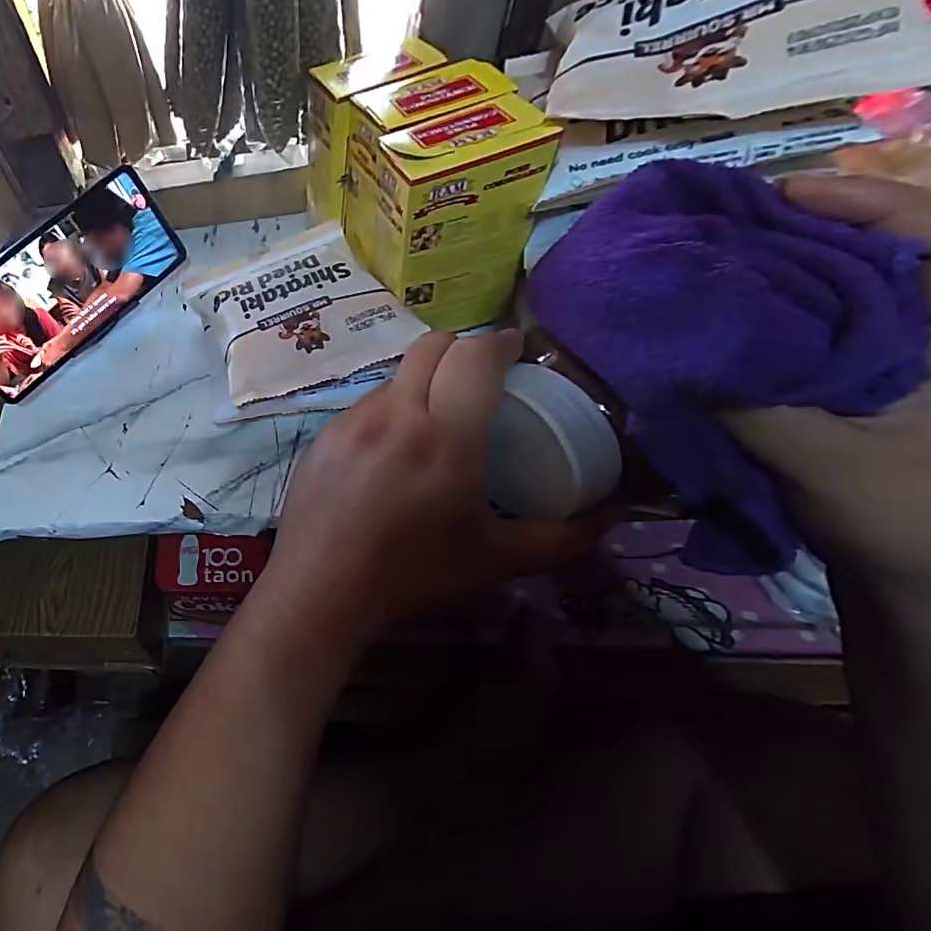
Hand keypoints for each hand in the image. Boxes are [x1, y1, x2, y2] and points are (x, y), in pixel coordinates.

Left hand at [254, 330, 600, 643]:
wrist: (321, 587)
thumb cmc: (412, 572)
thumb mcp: (493, 558)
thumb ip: (557, 537)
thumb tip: (609, 520)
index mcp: (444, 437)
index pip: (473, 357)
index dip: (499, 343)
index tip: (516, 349)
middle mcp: (395, 414)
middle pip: (431, 346)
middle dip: (462, 349)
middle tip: (480, 376)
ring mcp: (351, 420)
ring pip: (396, 376)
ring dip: (423, 381)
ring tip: (435, 419)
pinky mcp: (323, 434)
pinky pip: (365, 404)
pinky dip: (390, 409)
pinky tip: (391, 450)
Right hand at [723, 175, 930, 593]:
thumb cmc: (920, 535)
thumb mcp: (832, 469)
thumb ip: (755, 406)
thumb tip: (679, 352)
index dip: (885, 204)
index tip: (792, 195)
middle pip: (905, 258)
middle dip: (828, 227)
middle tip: (742, 219)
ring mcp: (916, 376)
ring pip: (865, 299)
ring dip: (802, 272)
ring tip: (731, 258)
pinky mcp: (875, 402)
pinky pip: (834, 340)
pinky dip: (788, 320)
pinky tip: (741, 323)